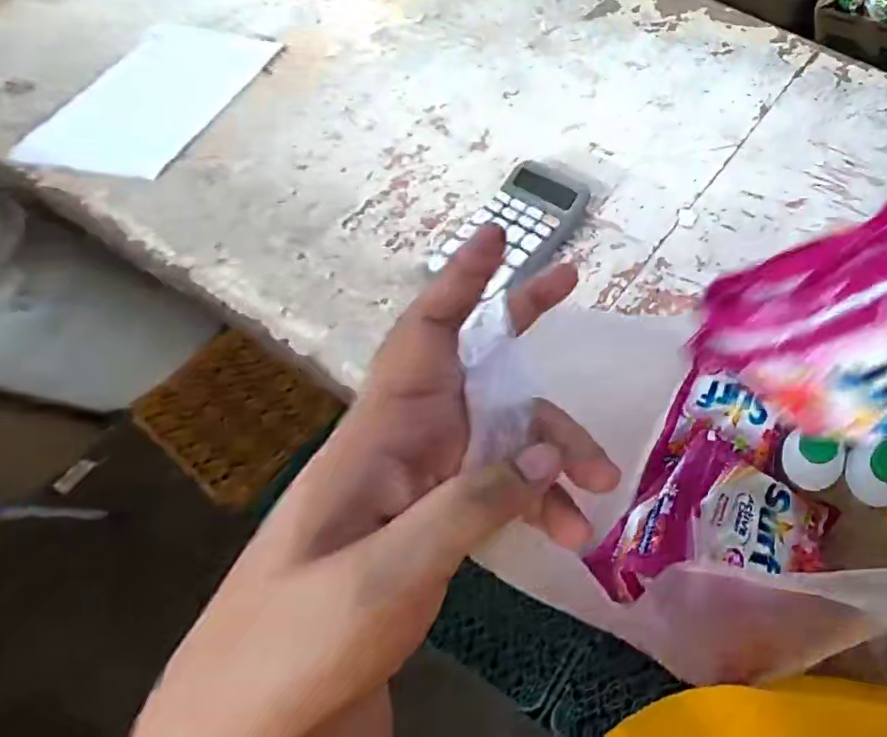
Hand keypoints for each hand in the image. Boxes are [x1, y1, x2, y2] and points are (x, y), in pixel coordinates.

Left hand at [134, 226, 620, 736]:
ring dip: (559, 452)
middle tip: (571, 279)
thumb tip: (546, 449)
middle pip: (482, 372)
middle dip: (524, 325)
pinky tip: (572, 533)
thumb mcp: (381, 576)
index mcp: (377, 439)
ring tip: (599, 489)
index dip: (460, 283)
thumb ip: (471, 504)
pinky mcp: (441, 526)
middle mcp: (408, 448)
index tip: (494, 237)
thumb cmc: (287, 649)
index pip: (422, 337)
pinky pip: (509, 489)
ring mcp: (428, 487)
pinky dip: (545, 503)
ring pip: (510, 438)